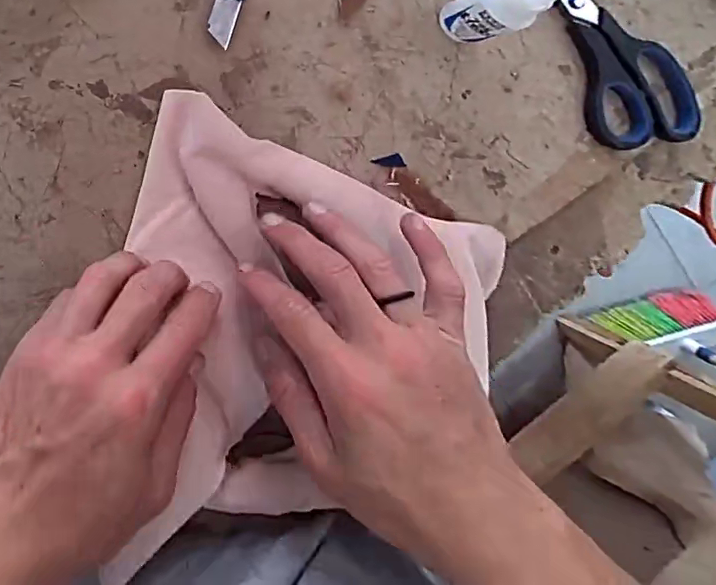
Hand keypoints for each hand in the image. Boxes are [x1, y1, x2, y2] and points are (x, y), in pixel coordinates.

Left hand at [0, 253, 219, 584]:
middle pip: (148, 284)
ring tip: (141, 279)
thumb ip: (181, 415)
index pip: (186, 321)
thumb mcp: (156, 484)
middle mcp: (97, 363)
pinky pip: (69, 295)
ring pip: (103, 274)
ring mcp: (56, 350)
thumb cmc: (86, 517)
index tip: (207, 298)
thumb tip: (192, 360)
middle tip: (178, 286)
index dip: (205, 300)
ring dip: (132, 267)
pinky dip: (94, 291)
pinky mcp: (28, 347)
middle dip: (173, 275)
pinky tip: (101, 308)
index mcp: (137, 400)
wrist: (1, 529)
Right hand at [240, 206, 627, 584]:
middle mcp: (384, 346)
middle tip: (272, 221)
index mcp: (347, 381)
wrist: (471, 507)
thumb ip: (291, 397)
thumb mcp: (324, 462)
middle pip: (335, 276)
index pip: (296, 316)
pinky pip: (445, 282)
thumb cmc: (391, 493)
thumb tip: (264, 340)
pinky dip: (429, 248)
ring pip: (379, 268)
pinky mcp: (452, 334)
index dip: (265, 287)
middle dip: (298, 243)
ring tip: (316, 209)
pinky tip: (410, 219)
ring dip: (344, 232)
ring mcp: (423, 334)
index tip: (244, 266)